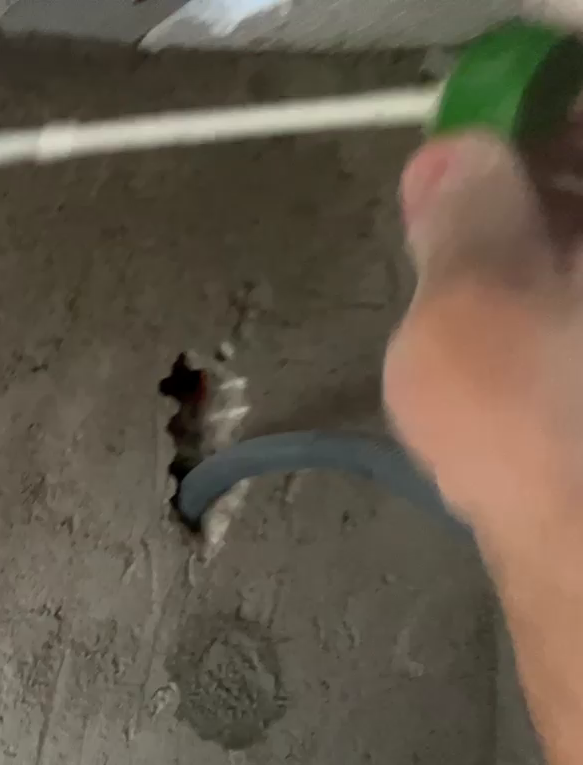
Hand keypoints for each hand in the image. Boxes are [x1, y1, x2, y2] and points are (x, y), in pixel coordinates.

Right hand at [385, 131, 582, 560]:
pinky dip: (568, 263)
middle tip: (461, 184)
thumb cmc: (538, 413)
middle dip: (547, 157)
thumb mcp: (469, 305)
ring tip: (476, 248)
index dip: (550, 96)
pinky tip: (521, 296)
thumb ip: (462, 216)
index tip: (476, 120)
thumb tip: (451, 148)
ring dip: (553, 213)